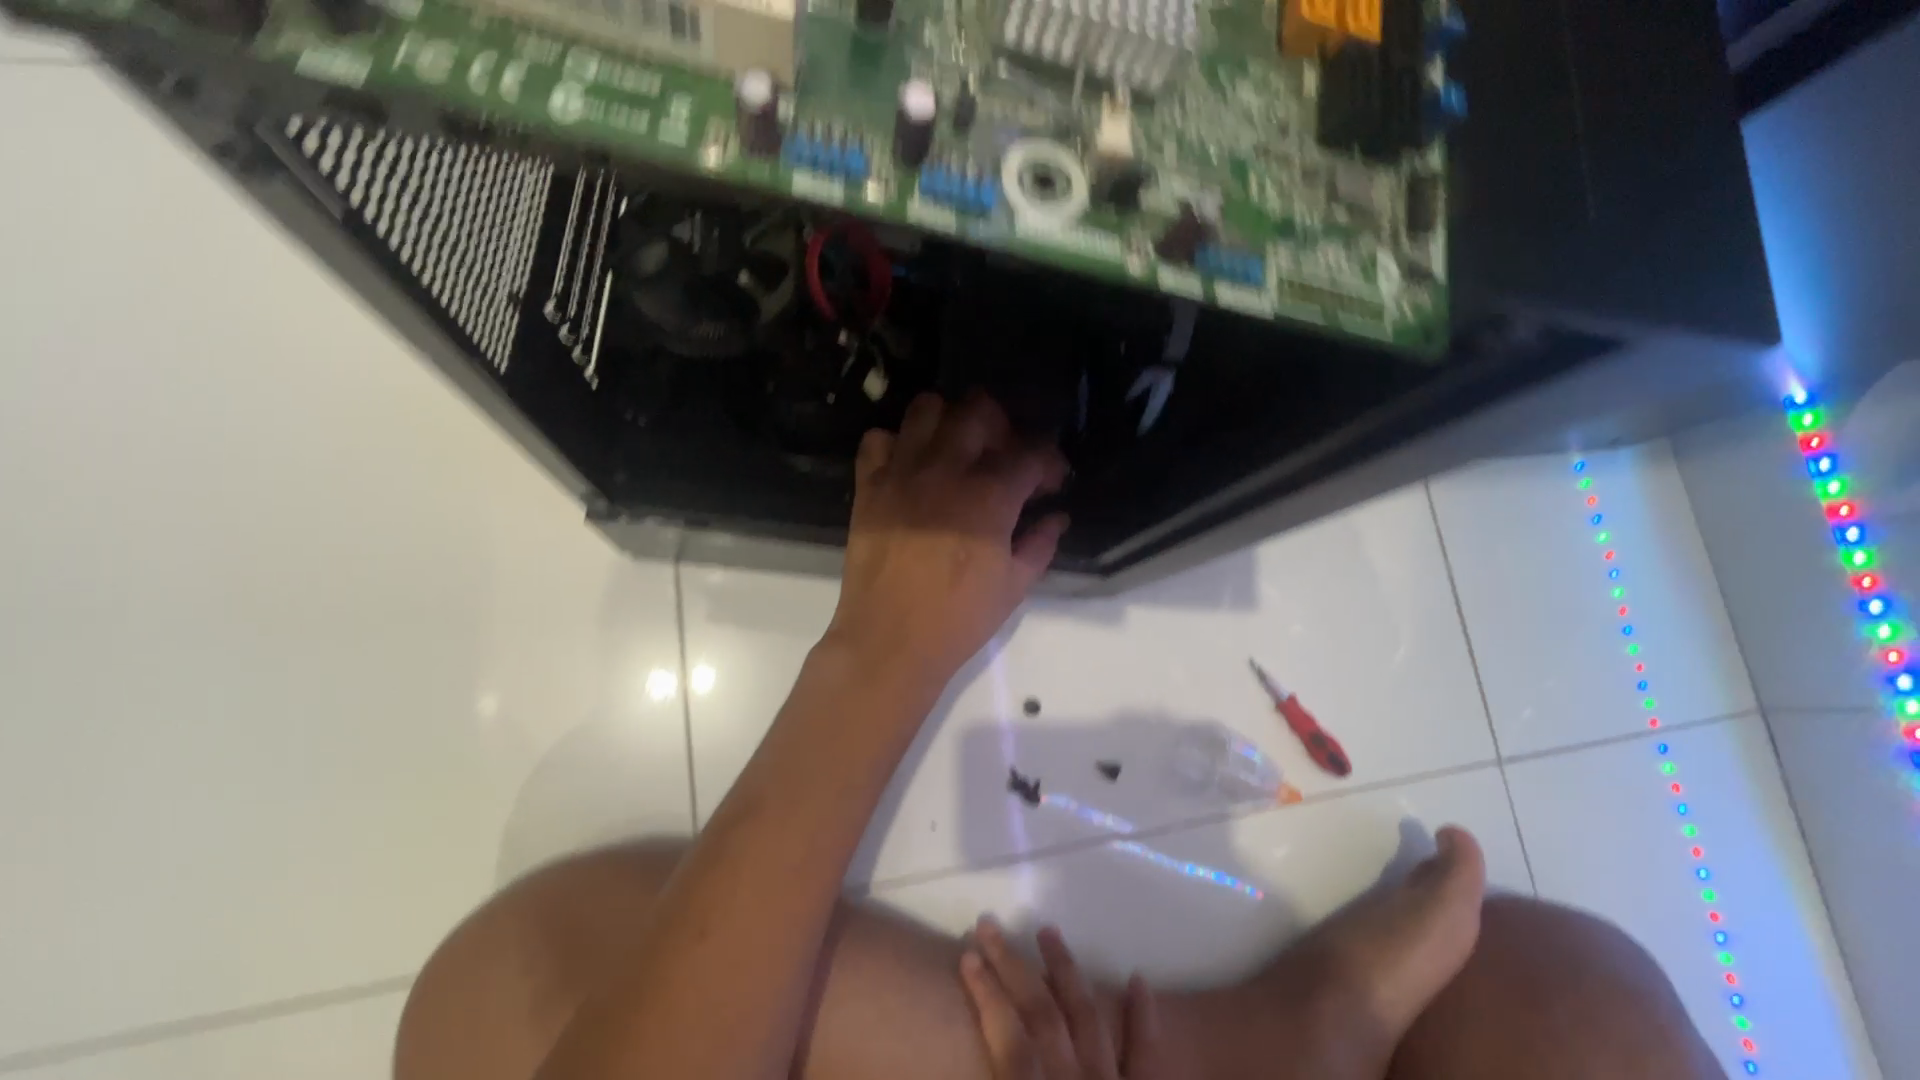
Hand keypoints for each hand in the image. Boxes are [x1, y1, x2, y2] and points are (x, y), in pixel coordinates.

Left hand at [826, 393, 1069, 684]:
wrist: (888, 641)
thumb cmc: (958, 620)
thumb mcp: (1014, 587)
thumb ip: (1039, 544)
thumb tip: (1056, 518)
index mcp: (989, 497)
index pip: (1030, 452)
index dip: (1049, 461)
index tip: (1051, 482)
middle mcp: (946, 471)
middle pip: (978, 411)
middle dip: (1001, 425)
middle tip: (1003, 455)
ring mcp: (902, 474)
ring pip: (926, 409)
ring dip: (949, 420)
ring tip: (957, 450)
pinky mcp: (868, 486)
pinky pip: (879, 439)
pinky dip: (897, 444)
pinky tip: (911, 468)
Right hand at [961, 921, 1167, 1079]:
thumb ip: (995, 1076)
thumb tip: (960, 1065)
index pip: (1008, 1039)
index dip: (986, 995)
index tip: (967, 956)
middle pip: (1042, 1014)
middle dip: (1012, 966)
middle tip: (988, 925)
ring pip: (1089, 1017)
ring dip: (1066, 971)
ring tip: (1047, 930)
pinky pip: (1148, 1051)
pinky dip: (1144, 1015)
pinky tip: (1137, 978)